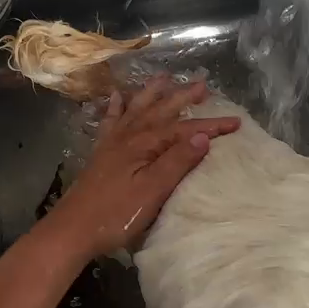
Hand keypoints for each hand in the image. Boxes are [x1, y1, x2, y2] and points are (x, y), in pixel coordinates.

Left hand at [39, 77, 239, 258]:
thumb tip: (202, 136)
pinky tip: (115, 96)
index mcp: (146, 144)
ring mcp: (113, 142)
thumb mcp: (153, 191)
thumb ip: (177, 162)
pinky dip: (115, 106)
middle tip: (203, 84)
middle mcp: (130, 136)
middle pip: (161, 110)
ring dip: (152, 93)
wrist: (72, 229)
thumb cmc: (116, 214)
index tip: (236, 122)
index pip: (185, 130)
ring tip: (164, 78)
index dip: (211, 125)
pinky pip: (111, 120)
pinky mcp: (101, 153)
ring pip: (137, 108)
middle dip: (183, 97)